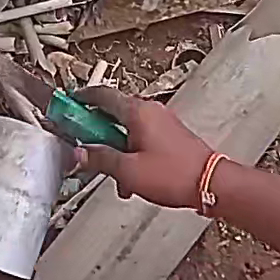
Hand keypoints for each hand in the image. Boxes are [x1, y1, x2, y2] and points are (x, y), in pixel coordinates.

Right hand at [71, 86, 222, 209]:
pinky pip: (140, 136)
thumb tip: (80, 153)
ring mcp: (161, 122)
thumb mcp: (128, 170)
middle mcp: (149, 110)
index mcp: (137, 111)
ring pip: (126, 128)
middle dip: (96, 131)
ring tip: (113, 172)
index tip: (66, 105)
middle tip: (84, 144)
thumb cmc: (176, 174)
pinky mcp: (168, 135)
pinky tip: (131, 178)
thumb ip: (100, 158)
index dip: (80, 99)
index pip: (101, 95)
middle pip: (112, 112)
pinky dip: (130, 152)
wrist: (213, 185)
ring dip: (114, 148)